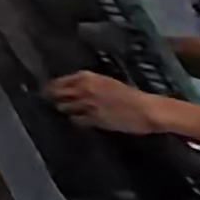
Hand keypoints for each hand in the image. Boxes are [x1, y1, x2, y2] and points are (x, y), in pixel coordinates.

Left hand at [45, 71, 166, 134]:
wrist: (150, 109)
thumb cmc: (130, 95)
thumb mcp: (104, 81)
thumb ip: (85, 82)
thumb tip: (69, 86)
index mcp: (84, 77)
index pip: (57, 81)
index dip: (51, 88)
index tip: (49, 92)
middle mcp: (82, 88)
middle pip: (55, 93)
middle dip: (52, 98)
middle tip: (51, 102)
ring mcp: (87, 103)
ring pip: (63, 106)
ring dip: (65, 110)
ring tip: (68, 112)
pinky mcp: (95, 118)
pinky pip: (76, 119)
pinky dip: (75, 120)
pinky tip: (79, 121)